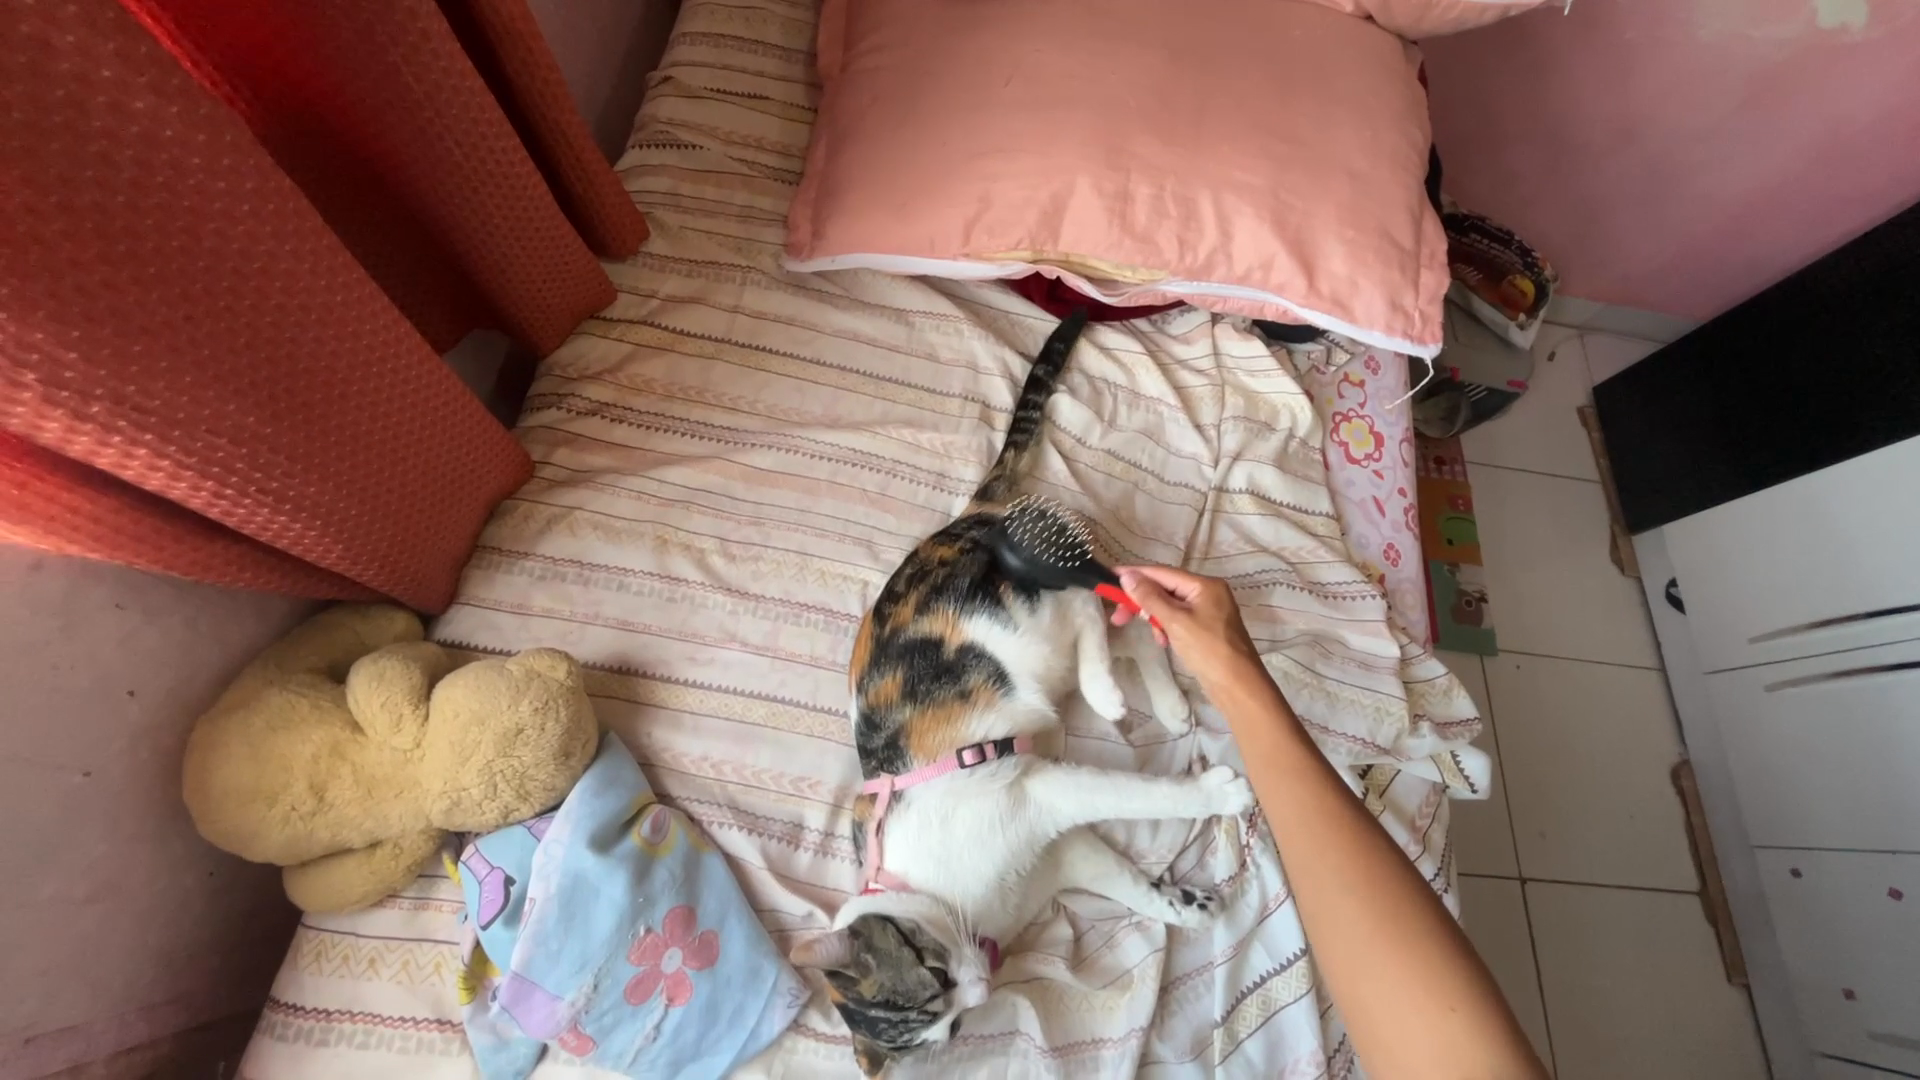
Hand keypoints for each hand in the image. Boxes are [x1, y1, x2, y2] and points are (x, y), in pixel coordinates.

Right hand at [1111, 565, 1264, 693]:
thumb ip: (1150, 597)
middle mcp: (1207, 593)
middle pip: (1165, 589)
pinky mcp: (1205, 628)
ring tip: (1154, 636)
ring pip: (1170, 606)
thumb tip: (1127, 576)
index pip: (1162, 573)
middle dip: (1142, 601)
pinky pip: (1178, 620)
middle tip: (1118, 616)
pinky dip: (1166, 627)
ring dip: (1154, 617)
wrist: (1237, 685)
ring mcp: (1207, 611)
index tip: (1109, 578)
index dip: (1135, 575)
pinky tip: (1164, 641)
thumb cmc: (1208, 649)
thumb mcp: (1175, 621)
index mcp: (1204, 585)